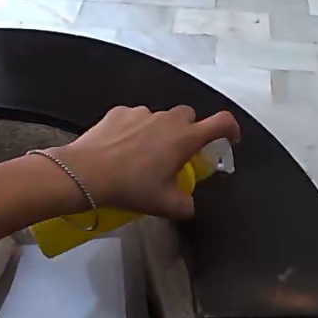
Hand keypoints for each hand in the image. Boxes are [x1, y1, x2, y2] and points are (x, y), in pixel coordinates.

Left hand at [51, 105, 240, 219]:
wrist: (86, 173)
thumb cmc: (131, 188)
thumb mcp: (164, 205)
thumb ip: (186, 205)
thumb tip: (188, 204)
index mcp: (185, 138)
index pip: (221, 122)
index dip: (231, 129)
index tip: (230, 139)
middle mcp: (166, 119)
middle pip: (188, 117)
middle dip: (189, 131)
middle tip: (178, 154)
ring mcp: (141, 112)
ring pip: (159, 118)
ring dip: (159, 132)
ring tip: (143, 155)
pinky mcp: (118, 112)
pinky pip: (134, 118)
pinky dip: (134, 130)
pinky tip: (121, 149)